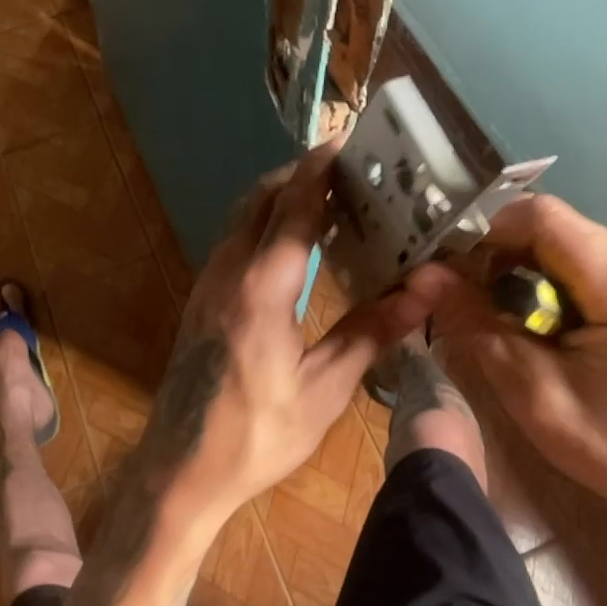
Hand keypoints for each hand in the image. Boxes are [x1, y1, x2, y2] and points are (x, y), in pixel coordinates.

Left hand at [45, 144, 450, 605]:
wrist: (182, 465)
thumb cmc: (258, 434)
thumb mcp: (324, 390)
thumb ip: (371, 332)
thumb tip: (425, 290)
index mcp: (261, 287)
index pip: (292, 209)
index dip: (318, 171)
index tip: (344, 140)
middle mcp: (228, 271)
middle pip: (261, 200)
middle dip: (300, 176)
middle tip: (346, 169)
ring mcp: (207, 282)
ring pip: (242, 217)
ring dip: (279, 198)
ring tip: (326, 199)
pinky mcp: (201, 297)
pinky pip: (233, 240)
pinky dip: (263, 223)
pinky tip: (291, 244)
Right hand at [430, 194, 606, 539]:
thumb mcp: (528, 387)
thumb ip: (474, 320)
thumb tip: (423, 273)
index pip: (542, 217)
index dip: (484, 232)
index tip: (450, 266)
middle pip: (550, 224)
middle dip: (499, 252)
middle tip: (468, 295)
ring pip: (560, 235)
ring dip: (519, 263)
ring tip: (500, 310)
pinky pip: (579, 251)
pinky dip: (544, 272)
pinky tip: (536, 312)